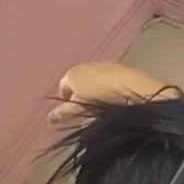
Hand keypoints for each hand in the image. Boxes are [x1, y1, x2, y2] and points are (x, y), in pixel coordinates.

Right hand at [48, 61, 168, 125]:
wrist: (131, 87)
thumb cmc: (98, 98)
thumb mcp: (78, 107)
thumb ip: (65, 111)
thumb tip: (51, 117)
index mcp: (73, 72)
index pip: (64, 84)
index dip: (64, 98)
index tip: (66, 111)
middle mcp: (89, 65)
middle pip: (81, 80)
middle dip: (80, 93)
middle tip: (83, 109)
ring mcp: (108, 67)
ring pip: (97, 79)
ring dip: (96, 91)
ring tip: (100, 107)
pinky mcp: (125, 72)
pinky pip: (113, 82)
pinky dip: (111, 90)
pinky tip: (117, 101)